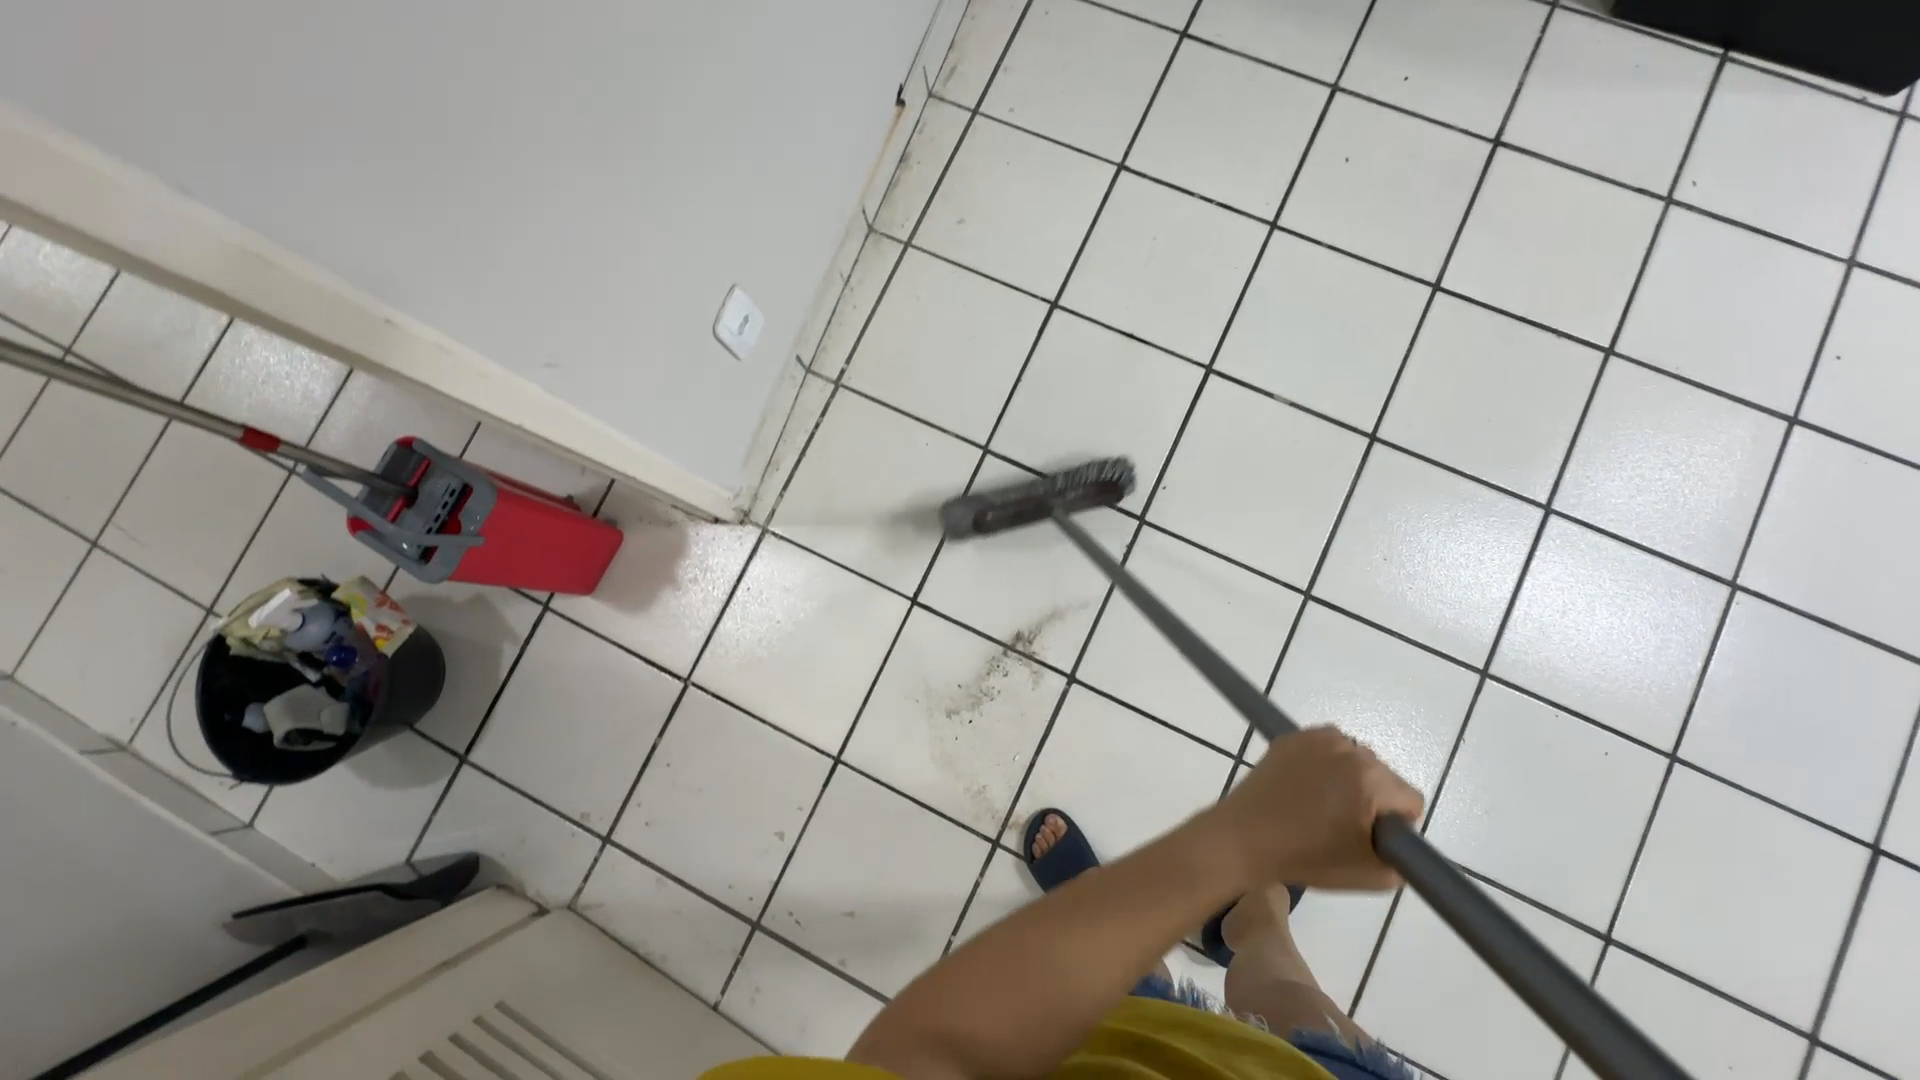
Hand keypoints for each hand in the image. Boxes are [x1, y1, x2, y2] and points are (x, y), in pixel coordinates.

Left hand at [1210, 727, 1423, 890]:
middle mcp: (1348, 749)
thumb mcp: (1372, 874)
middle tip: (1344, 823)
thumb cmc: (1308, 857)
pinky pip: (1327, 747)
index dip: (1398, 824)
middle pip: (1383, 775)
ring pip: (1356, 758)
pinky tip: (1308, 786)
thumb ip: (1403, 857)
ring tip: (1323, 805)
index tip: (1372, 837)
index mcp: (1370, 779)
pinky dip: (1326, 763)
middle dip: (1374, 798)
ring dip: (1350, 778)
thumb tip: (1401, 838)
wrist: (1245, 838)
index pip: (1411, 799)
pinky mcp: (1292, 737)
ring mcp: (1316, 738)